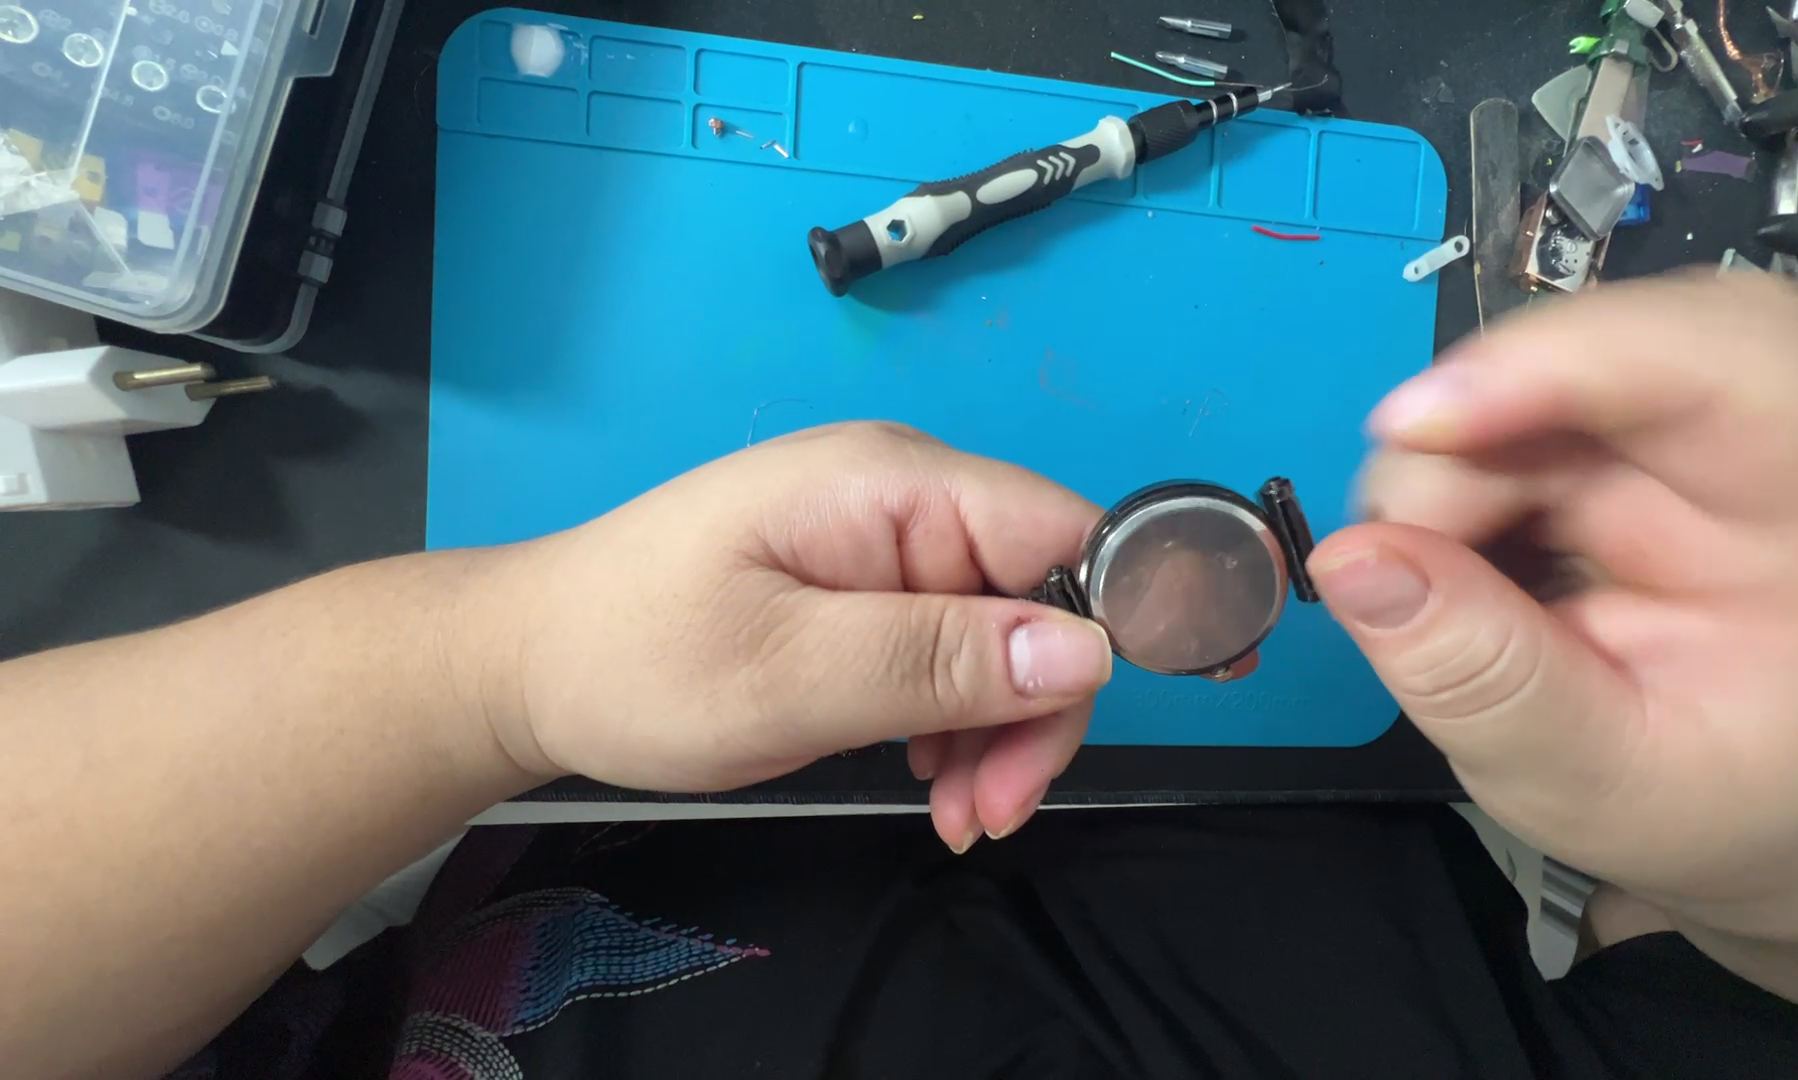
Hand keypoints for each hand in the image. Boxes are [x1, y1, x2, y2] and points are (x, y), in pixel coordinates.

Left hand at [472, 423, 1110, 851]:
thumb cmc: (638, 659)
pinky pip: (953, 650)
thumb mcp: (787, 674)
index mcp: (894, 483)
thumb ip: (935, 658)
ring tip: (956, 813)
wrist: (532, 664)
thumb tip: (1088, 653)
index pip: (1056, 530)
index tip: (1077, 729)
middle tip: (990, 811)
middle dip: (1031, 708)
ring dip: (995, 729)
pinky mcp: (869, 590)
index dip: (1104, 618)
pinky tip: (927, 773)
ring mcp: (887, 544)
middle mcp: (906, 498)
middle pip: (1035, 594)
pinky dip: (957, 721)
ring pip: (1000, 635)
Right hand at [1306, 275, 1797, 1017]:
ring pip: (1489, 408)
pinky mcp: (1591, 467)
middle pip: (1556, 372)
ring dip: (1425, 498)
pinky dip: (1430, 512)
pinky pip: (1474, 450)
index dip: (1554, 357)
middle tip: (1405, 578)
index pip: (1716, 352)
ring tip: (1443, 607)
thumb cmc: (1753, 814)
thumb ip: (1471, 672)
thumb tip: (1344, 562)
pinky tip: (1453, 583)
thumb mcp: (1603, 776)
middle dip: (1444, 465)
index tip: (1416, 424)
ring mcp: (1654, 446)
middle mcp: (1736, 440)